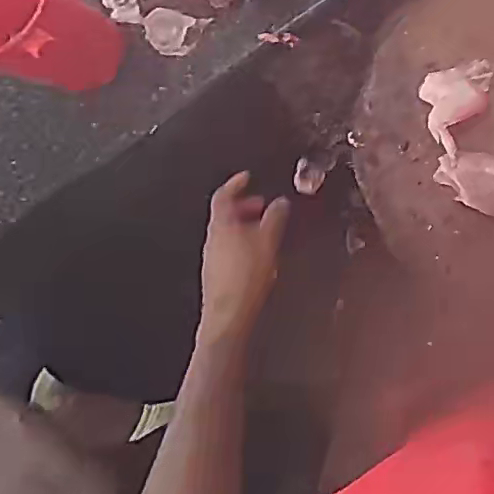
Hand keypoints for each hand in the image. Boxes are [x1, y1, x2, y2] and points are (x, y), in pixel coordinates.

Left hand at [198, 172, 289, 345]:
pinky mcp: (217, 273)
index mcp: (221, 224)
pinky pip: (229, 248)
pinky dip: (243, 241)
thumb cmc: (246, 276)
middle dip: (244, 205)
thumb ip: (275, 218)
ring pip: (228, 231)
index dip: (235, 183)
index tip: (246, 177)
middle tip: (261, 204)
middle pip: (224, 213)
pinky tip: (258, 252)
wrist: (228, 316)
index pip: (223, 195)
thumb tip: (280, 202)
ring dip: (245, 224)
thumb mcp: (268, 240)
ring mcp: (212, 257)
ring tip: (265, 228)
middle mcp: (212, 238)